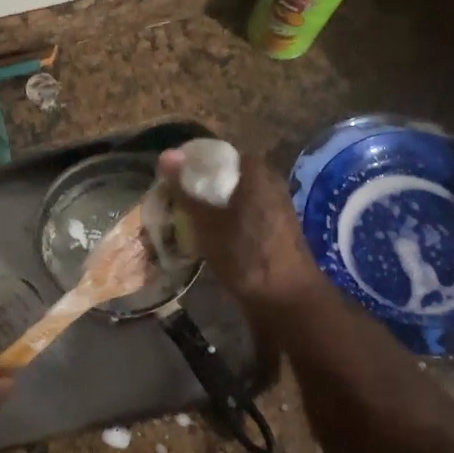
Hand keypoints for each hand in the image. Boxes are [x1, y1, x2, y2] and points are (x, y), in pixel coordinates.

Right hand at [157, 145, 319, 305]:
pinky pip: (246, 212)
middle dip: (202, 185)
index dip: (194, 163)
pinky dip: (228, 218)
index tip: (173, 178)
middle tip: (176, 199)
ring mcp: (276, 206)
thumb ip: (186, 189)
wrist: (287, 298)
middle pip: (228, 175)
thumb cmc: (245, 255)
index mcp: (257, 172)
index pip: (219, 154)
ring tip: (189, 219)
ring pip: (237, 196)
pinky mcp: (277, 227)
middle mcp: (270, 182)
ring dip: (214, 204)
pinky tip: (212, 236)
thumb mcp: (207, 223)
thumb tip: (166, 154)